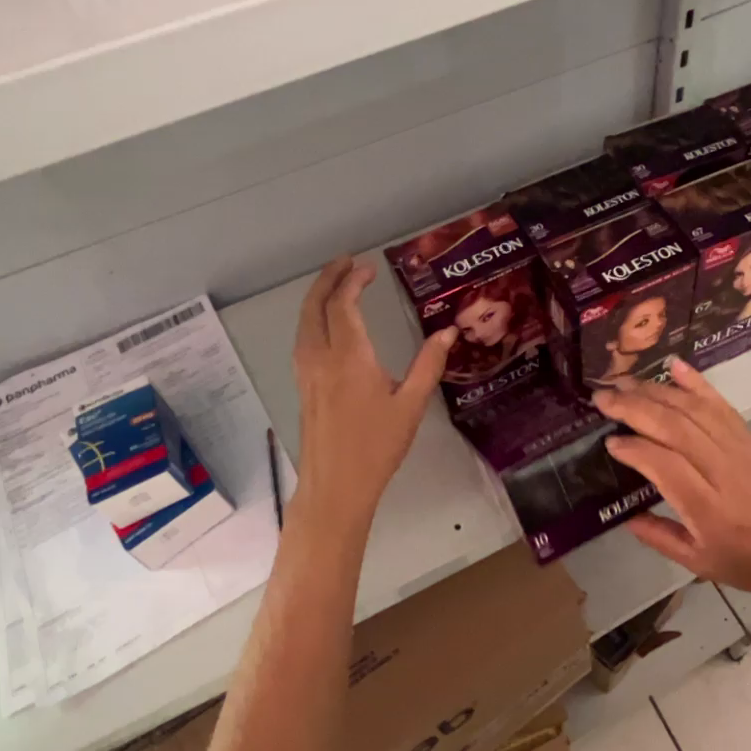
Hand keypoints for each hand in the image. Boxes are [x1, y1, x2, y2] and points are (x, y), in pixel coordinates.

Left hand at [293, 257, 454, 516]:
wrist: (335, 487)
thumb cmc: (377, 447)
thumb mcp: (411, 406)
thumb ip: (428, 365)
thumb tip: (447, 333)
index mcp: (349, 358)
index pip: (344, 306)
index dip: (353, 281)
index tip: (368, 269)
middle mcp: (321, 358)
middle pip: (314, 306)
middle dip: (328, 279)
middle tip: (346, 262)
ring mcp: (306, 372)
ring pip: (303, 321)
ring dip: (318, 297)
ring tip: (337, 285)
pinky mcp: (303, 386)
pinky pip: (303, 338)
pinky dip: (313, 317)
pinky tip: (328, 323)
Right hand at [594, 359, 750, 607]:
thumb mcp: (701, 564)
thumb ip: (659, 538)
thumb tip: (624, 515)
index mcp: (709, 509)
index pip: (663, 464)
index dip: (632, 448)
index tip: (608, 442)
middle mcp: (724, 471)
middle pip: (674, 427)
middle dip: (633, 406)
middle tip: (601, 397)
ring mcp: (740, 449)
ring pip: (693, 409)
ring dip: (656, 390)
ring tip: (624, 382)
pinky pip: (720, 404)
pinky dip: (697, 382)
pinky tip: (674, 367)